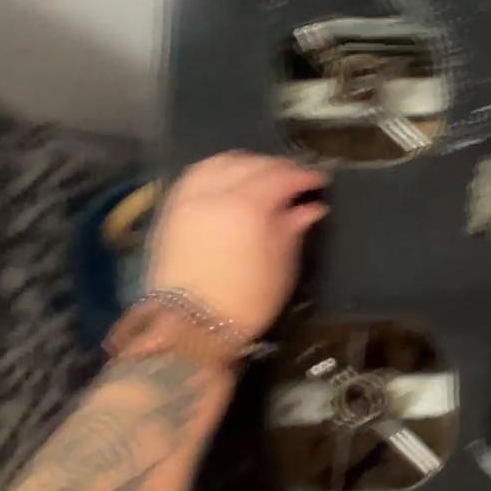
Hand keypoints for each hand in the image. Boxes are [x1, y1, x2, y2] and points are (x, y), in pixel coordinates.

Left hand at [145, 152, 327, 334]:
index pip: (281, 177)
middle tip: (294, 180)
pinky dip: (217, 171)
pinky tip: (228, 182)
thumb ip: (293, 228)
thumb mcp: (281, 267)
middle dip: (276, 168)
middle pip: (251, 164)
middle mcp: (215, 193)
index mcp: (248, 208)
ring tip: (261, 177)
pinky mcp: (171, 209)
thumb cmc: (245, 301)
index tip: (319, 182)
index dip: (304, 176)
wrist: (189, 327)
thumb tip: (309, 209)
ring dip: (245, 164)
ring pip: (220, 163)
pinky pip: (196, 175)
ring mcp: (188, 199)